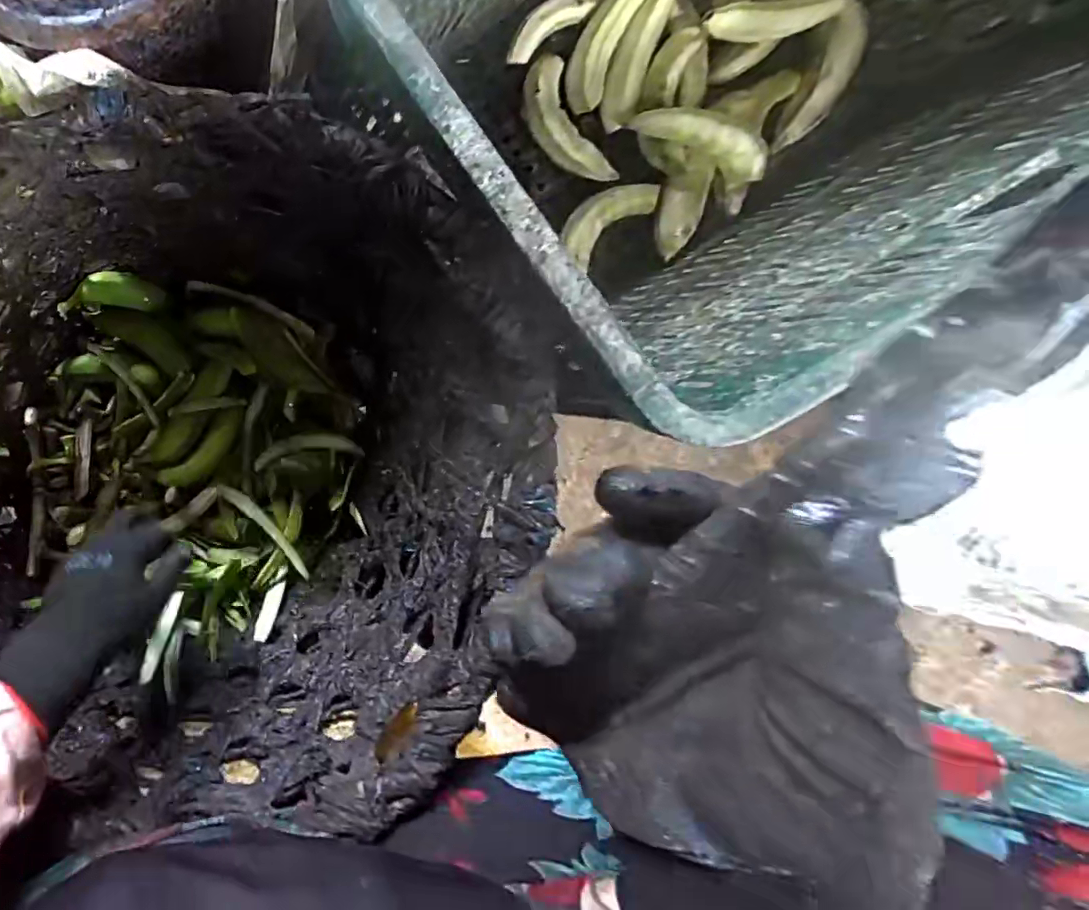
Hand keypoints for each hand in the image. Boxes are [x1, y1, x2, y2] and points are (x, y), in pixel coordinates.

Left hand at [0, 517, 184, 735]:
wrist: (67, 636)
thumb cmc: (118, 619)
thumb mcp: (153, 598)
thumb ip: (170, 570)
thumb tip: (185, 548)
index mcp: (130, 544)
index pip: (156, 529)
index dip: (169, 531)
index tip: (177, 537)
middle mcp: (106, 539)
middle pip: (125, 517)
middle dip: (141, 517)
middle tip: (153, 524)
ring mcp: (84, 550)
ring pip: (106, 530)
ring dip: (120, 532)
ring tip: (132, 544)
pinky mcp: (68, 564)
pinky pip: (91, 547)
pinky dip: (104, 549)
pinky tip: (107, 565)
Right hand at [482, 466, 940, 909]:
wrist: (762, 881)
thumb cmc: (829, 782)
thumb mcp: (856, 694)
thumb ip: (836, 600)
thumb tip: (828, 506)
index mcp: (733, 591)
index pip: (694, 515)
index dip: (659, 493)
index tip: (616, 492)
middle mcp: (661, 603)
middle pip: (602, 552)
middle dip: (581, 568)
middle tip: (583, 606)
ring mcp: (605, 643)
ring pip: (545, 592)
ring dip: (533, 607)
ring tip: (545, 646)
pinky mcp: (562, 684)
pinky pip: (516, 648)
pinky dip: (508, 653)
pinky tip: (520, 679)